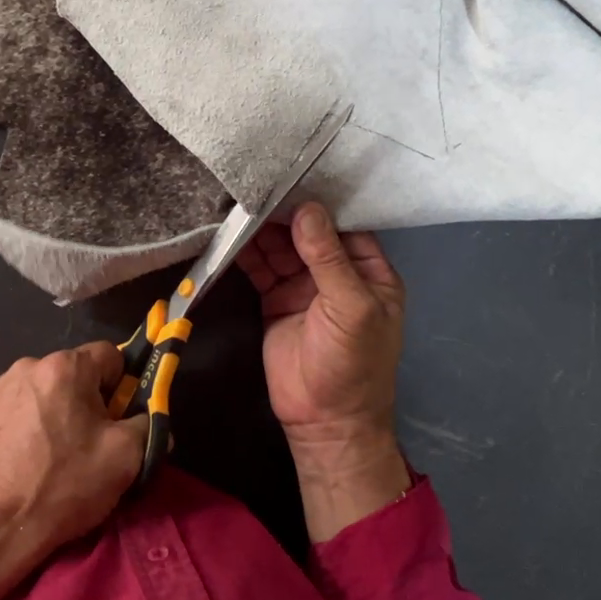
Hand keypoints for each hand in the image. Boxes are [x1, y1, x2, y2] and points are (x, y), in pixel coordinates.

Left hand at [0, 342, 150, 564]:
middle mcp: (30, 364)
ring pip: (49, 389)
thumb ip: (149, 425)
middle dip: (91, 400)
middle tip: (93, 441)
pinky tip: (33, 457)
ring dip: (61, 411)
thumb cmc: (64, 485)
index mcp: (66, 366)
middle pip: (78, 372)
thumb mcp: (126, 457)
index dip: (124, 385)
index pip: (111, 355)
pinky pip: (24, 406)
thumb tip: (150, 420)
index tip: (120, 418)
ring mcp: (2, 387)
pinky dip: (34, 423)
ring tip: (60, 453)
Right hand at [238, 202, 410, 540]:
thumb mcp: (351, 308)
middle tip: (255, 187)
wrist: (324, 422)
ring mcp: (304, 287)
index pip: (343, 226)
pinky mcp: (275, 301)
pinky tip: (231, 235)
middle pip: (307, 233)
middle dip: (284, 214)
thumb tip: (307, 210)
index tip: (292, 176)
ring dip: (262, 231)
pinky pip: (261, 269)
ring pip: (281, 248)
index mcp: (369, 272)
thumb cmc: (353, 365)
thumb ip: (329, 259)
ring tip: (239, 206)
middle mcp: (337, 274)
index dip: (319, 204)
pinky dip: (247, 254)